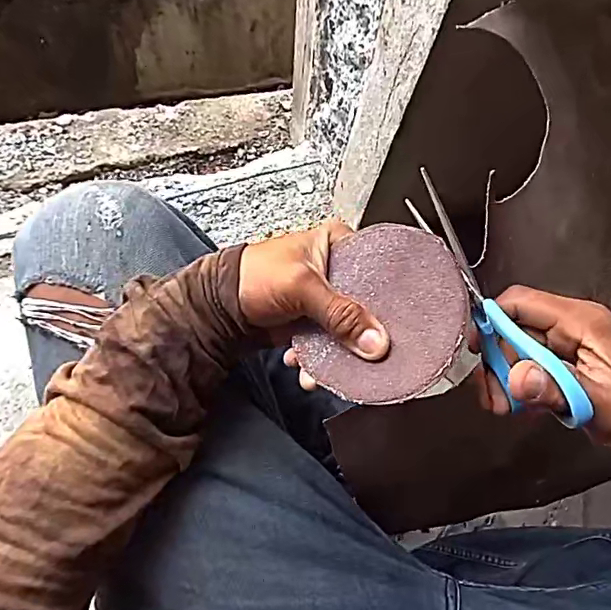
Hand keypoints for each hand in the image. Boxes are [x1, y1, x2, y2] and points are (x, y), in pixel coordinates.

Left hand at [239, 219, 388, 361]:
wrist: (220, 308)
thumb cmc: (252, 276)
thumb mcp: (302, 288)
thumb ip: (341, 315)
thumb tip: (374, 340)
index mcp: (338, 243)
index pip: (376, 270)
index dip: (385, 299)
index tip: (390, 325)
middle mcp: (336, 269)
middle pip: (365, 306)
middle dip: (360, 334)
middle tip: (364, 352)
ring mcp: (327, 298)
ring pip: (349, 330)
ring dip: (338, 353)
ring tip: (325, 366)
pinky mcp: (316, 322)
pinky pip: (331, 344)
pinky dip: (322, 359)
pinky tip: (309, 365)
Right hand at [472, 286, 610, 468]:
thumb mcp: (598, 402)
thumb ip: (555, 389)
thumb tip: (519, 377)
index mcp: (583, 322)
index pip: (522, 302)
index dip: (492, 322)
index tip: (478, 350)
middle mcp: (570, 326)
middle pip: (511, 327)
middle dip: (497, 362)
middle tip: (498, 394)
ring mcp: (562, 345)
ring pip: (512, 349)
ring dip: (503, 379)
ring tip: (508, 406)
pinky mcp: (556, 363)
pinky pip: (522, 366)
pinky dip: (515, 387)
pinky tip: (523, 405)